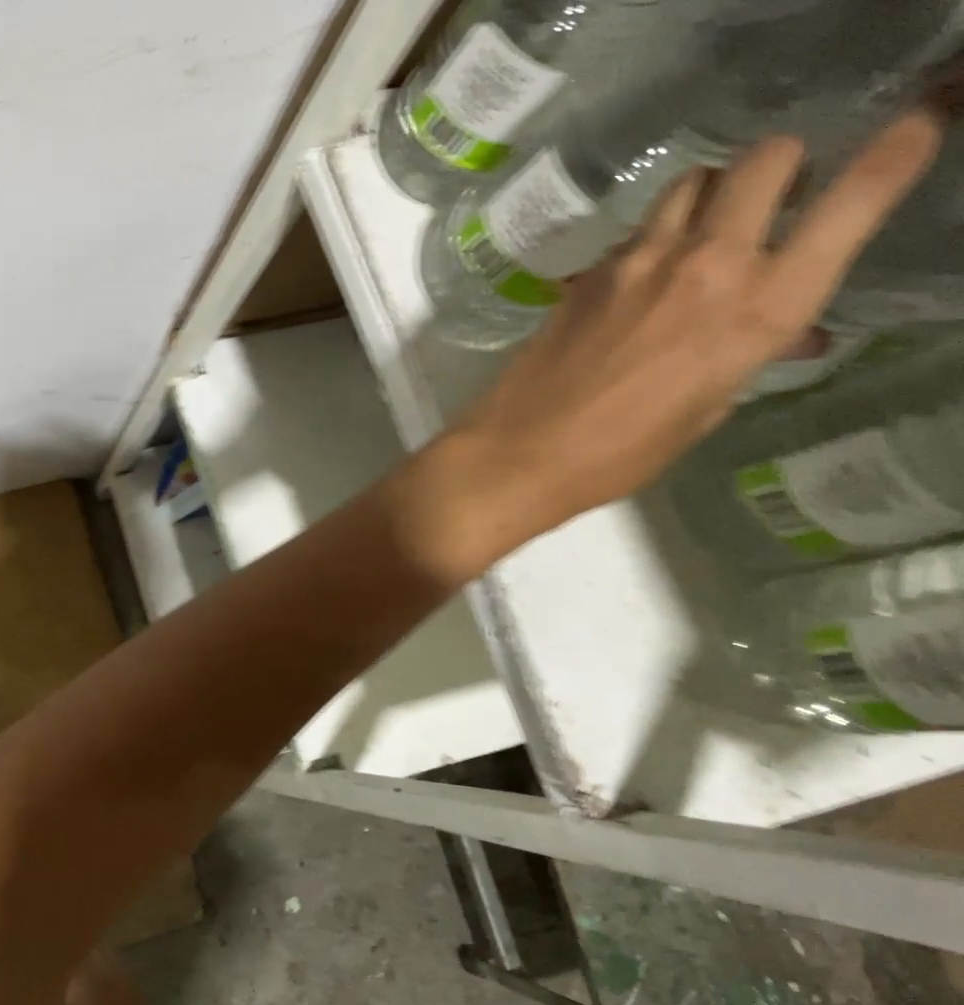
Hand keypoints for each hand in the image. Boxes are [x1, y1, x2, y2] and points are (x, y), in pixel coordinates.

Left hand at [452, 106, 945, 535]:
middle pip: (764, 159)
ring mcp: (638, 262)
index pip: (850, 205)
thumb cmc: (622, 452)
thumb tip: (790, 333)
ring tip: (708, 226)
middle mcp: (707, 266)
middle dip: (783, 162)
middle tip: (780, 191)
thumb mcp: (708, 408)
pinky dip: (655, 234)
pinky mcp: (586, 272)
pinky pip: (637, 229)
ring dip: (712, 190)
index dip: (895, 150)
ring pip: (693, 181)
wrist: (518, 453)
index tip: (918, 119)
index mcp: (760, 308)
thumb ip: (751, 352)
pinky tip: (644, 273)